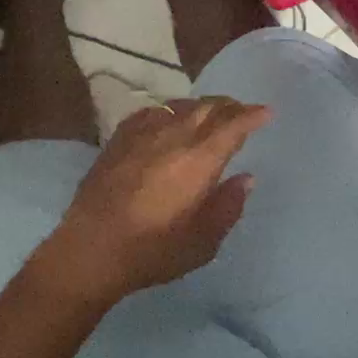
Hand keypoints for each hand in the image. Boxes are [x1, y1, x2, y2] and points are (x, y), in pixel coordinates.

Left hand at [41, 96, 270, 301]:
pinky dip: (169, 111)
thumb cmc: (153, 251)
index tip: (265, 112)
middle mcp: (174, 136)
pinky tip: (169, 119)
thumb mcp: (203, 242)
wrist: (91, 248)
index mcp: (199, 159)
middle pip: (208, 108)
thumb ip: (228, 206)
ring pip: (179, 106)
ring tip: (209, 113)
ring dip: (201, 106)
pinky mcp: (118, 138)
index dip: (252, 115)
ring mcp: (143, 133)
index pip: (233, 125)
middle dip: (229, 106)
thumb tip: (245, 178)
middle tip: (242, 111)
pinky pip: (151, 112)